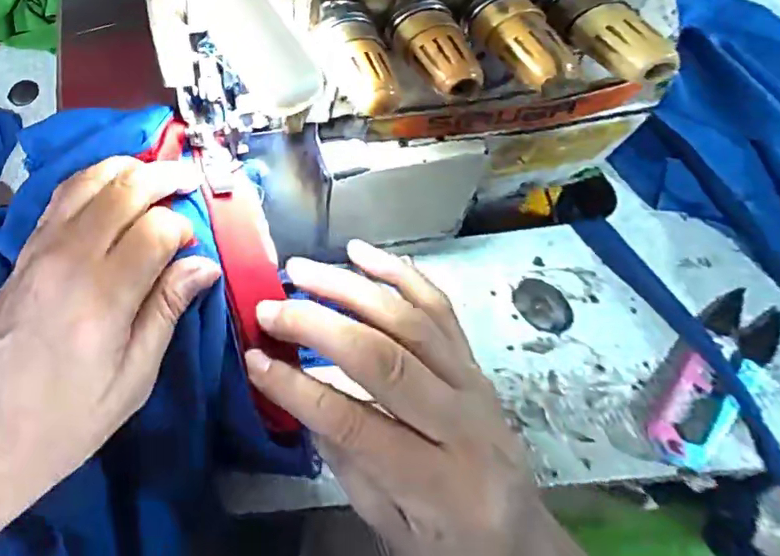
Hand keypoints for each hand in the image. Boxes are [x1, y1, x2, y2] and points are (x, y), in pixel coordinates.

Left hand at [0, 158, 220, 555]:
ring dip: (128, 168)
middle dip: (163, 176)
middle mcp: (70, 258)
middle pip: (124, 188)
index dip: (182, 226)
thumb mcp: (128, 384)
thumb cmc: (59, 425)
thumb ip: (165, 312)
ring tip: (156, 174)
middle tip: (189, 179)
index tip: (193, 245)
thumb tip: (203, 265)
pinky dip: (94, 179)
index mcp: (102, 297)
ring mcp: (41, 248)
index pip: (155, 229)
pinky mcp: (23, 249)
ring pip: (89, 179)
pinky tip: (112, 187)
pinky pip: (62, 194)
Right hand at [244, 240, 579, 555]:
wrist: (525, 540)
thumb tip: (294, 389)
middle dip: (318, 325)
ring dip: (348, 287)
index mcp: (440, 484)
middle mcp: (462, 423)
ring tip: (300, 270)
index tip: (254, 360)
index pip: (357, 425)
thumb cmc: (449, 543)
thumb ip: (347, 461)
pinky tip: (359, 252)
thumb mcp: (392, 527)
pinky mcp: (474, 357)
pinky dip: (397, 271)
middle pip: (385, 358)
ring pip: (408, 319)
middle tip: (270, 308)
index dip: (299, 389)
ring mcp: (473, 381)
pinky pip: (437, 304)